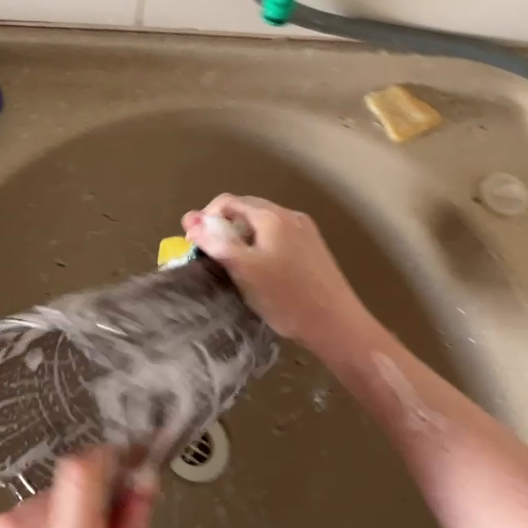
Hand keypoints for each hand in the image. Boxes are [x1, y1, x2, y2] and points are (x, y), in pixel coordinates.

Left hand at [0, 449, 155, 527]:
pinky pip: (34, 511)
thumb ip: (134, 527)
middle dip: (98, 496)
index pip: (81, 468)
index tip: (129, 461)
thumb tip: (144, 483)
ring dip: (74, 511)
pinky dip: (53, 524)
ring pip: (55, 493)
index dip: (110, 457)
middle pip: (72, 480)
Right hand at [183, 194, 370, 353]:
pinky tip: (263, 271)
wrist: (337, 326)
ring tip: (236, 267)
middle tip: (213, 258)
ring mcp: (305, 231)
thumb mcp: (244, 270)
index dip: (206, 219)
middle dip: (224, 228)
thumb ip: (216, 241)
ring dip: (243, 238)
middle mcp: (289, 215)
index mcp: (271, 215)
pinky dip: (262, 246)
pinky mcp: (314, 249)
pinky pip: (278, 237)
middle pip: (246, 210)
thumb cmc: (286, 298)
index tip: (196, 247)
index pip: (227, 202)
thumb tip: (189, 218)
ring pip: (263, 225)